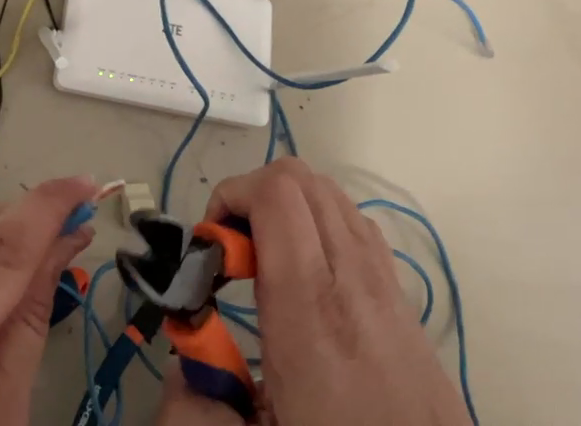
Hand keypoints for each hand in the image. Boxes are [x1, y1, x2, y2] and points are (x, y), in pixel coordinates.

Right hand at [198, 158, 468, 425]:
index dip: (230, 197)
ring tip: (264, 263)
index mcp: (311, 307)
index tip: (210, 250)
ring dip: (285, 207)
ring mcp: (384, 281)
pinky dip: (318, 225)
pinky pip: (354, 223)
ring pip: (329, 192)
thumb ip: (195, 410)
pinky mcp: (401, 295)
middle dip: (250, 195)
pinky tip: (305, 277)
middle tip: (231, 253)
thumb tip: (179, 369)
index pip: (276, 194)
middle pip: (300, 178)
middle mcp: (352, 278)